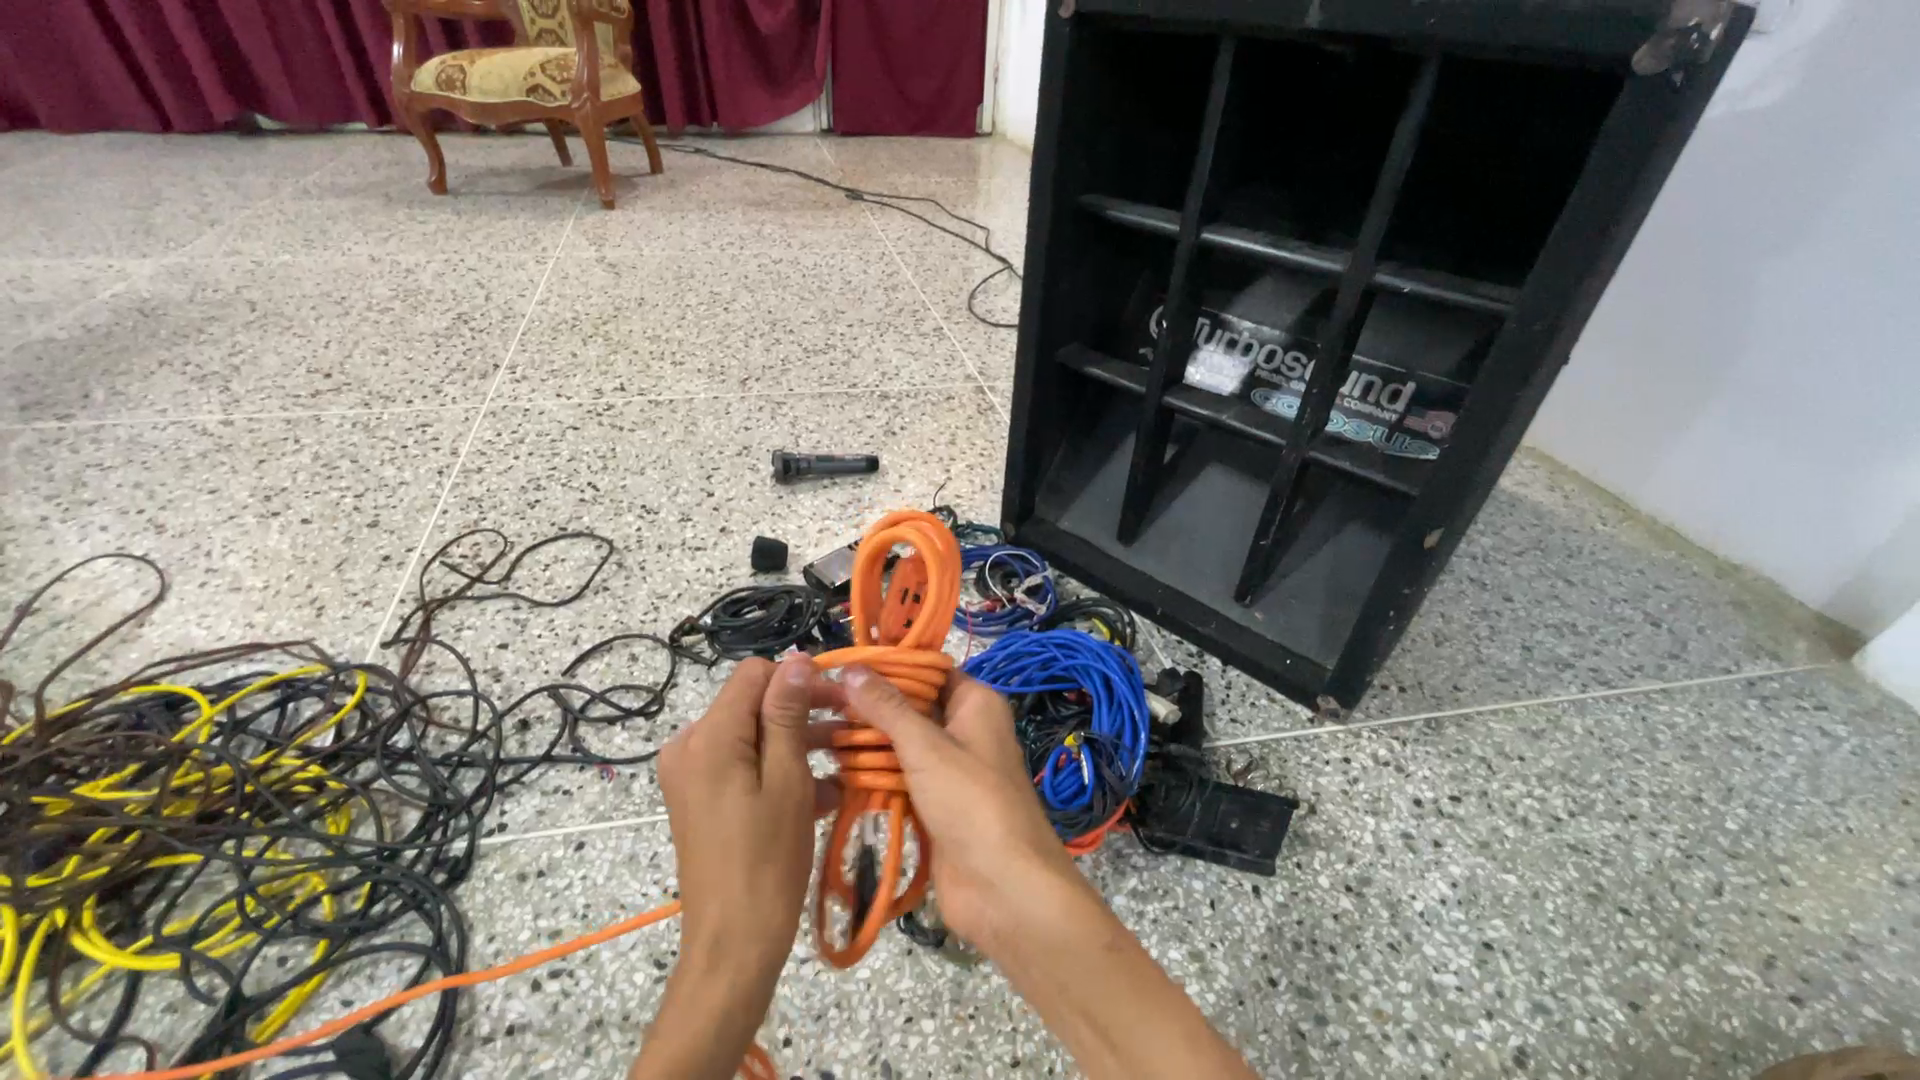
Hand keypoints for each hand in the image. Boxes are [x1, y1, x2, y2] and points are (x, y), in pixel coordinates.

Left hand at [635, 654, 834, 1079]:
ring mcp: (691, 775)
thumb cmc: (767, 861)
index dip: (801, 682)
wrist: (733, 943)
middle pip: (753, 706)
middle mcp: (689, 746)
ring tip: (842, 771)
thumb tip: (797, 658)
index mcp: (707, 736)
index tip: (841, 704)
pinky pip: (743, 767)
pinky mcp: (699, 800)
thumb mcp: (787, 781)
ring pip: (753, 738)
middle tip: (852, 734)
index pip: (755, 675)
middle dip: (803, 716)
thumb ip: (788, 715)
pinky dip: (778, 773)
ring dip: (797, 748)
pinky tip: (820, 797)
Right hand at [839, 666, 1092, 954]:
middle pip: (912, 707)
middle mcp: (964, 730)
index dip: (889, 665)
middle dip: (869, 705)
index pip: (929, 670)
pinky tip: (833, 769)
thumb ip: (888, 708)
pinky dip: (873, 774)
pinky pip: (900, 778)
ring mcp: (949, 770)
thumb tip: (853, 669)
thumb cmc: (973, 803)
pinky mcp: (935, 804)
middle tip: (818, 698)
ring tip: (815, 731)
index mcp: (975, 704)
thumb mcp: (927, 747)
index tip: (842, 663)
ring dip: (866, 742)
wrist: (1004, 888)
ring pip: (901, 744)